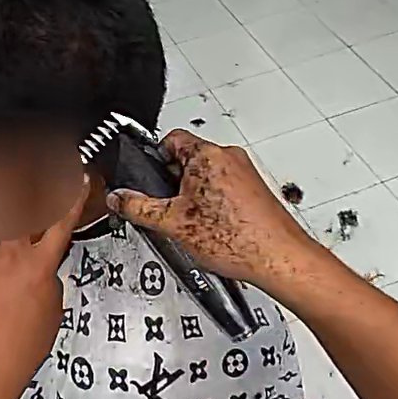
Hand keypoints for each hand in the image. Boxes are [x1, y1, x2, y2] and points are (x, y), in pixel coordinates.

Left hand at [0, 177, 86, 398]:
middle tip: (33, 186)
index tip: (76, 179)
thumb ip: (49, 277)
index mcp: (39, 266)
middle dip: (29, 192)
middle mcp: (8, 258)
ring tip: (6, 267)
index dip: (72, 195)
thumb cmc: (20, 348)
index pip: (60, 220)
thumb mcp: (52, 308)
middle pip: (20, 208)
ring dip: (6, 235)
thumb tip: (43, 267)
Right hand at [105, 129, 325, 291]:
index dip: (154, 159)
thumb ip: (138, 207)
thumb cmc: (238, 238)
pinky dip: (213, 204)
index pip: (170, 139)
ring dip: (193, 196)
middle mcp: (229, 157)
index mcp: (207, 154)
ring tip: (192, 224)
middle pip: (187, 159)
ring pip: (206, 175)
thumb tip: (119, 198)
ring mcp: (245, 172)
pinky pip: (224, 188)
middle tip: (169, 209)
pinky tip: (212, 229)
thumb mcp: (172, 224)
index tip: (148, 178)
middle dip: (173, 184)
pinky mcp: (254, 189)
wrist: (278, 258)